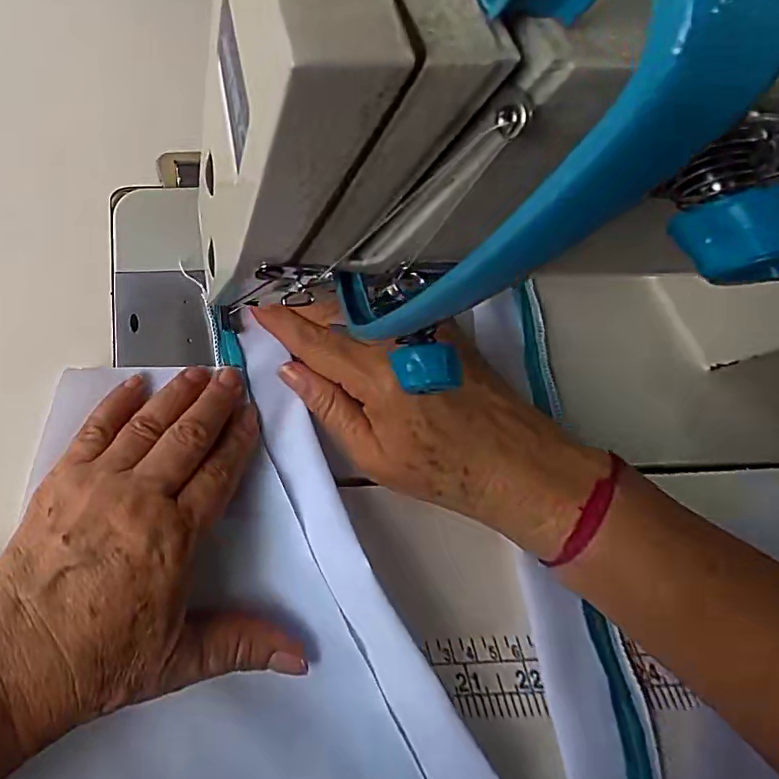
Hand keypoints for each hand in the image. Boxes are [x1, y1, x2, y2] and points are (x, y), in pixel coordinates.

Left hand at [0, 367, 305, 778]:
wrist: (25, 642)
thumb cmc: (102, 655)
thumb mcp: (179, 659)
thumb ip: (240, 642)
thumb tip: (301, 655)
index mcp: (174, 536)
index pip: (217, 476)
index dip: (237, 442)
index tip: (251, 416)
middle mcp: (139, 497)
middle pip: (185, 440)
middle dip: (212, 405)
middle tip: (231, 378)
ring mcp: (98, 480)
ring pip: (145, 426)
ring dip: (172, 396)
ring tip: (194, 373)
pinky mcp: (63, 475)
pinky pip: (94, 429)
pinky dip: (115, 403)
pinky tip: (133, 385)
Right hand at [251, 301, 611, 559]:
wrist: (524, 468)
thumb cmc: (444, 471)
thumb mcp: (370, 453)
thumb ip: (326, 405)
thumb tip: (289, 370)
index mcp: (375, 375)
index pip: (311, 339)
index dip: (279, 324)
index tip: (255, 312)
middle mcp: (398, 343)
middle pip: (332, 313)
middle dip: (299, 312)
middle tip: (275, 319)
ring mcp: (425, 332)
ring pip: (358, 308)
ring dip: (326, 310)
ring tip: (305, 322)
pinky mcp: (444, 331)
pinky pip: (387, 311)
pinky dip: (359, 312)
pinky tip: (349, 323)